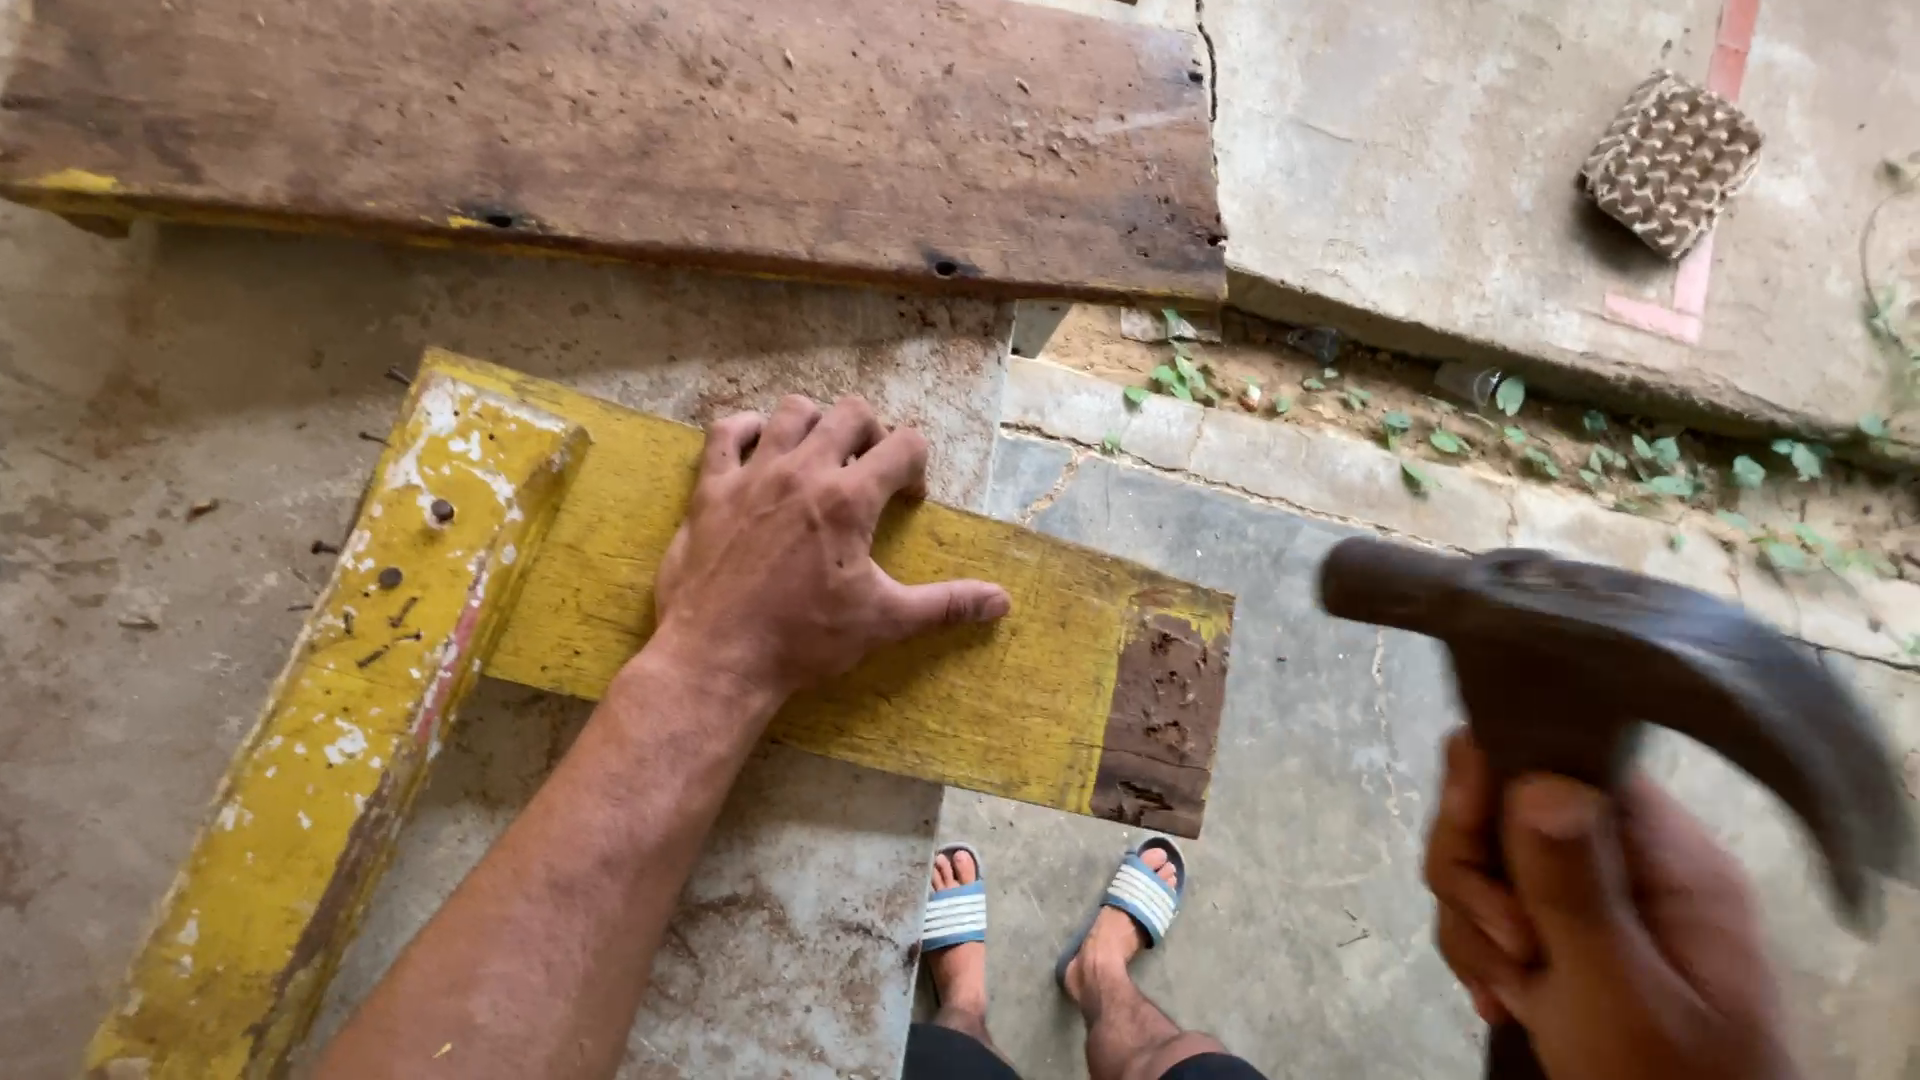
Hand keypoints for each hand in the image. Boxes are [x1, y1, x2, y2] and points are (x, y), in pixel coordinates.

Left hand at [648, 394, 1010, 702]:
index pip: (905, 445)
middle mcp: (803, 471)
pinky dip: (748, 430)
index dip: (917, 466)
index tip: (909, 500)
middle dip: (873, 433)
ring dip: (816, 424)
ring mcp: (753, 475)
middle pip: (852, 412)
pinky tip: (761, 449)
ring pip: (792, 411)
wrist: (717, 659)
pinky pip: (726, 432)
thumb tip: (1002, 601)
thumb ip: (946, 605)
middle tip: (870, 471)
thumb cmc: (804, 640)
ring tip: (821, 456)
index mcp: (849, 499)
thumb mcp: (884, 622)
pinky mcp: (711, 489)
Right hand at [1423, 731, 1796, 1079]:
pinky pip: (1475, 906)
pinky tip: (1503, 999)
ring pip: (1473, 859)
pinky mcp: (1552, 931)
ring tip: (1510, 989)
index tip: (1464, 821)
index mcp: (1663, 855)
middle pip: (1496, 808)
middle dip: (1472, 873)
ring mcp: (1582, 897)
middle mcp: (1619, 861)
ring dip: (1469, 924)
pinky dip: (1473, 950)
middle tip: (1502, 937)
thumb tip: (1538, 778)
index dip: (1495, 774)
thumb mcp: (1620, 993)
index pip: (1559, 758)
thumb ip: (1573, 887)